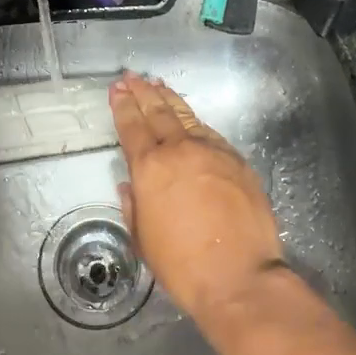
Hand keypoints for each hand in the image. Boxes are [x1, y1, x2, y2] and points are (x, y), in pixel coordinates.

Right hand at [110, 71, 284, 319]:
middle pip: (159, 112)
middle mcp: (180, 151)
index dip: (123, 105)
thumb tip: (130, 184)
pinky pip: (211, 134)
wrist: (239, 277)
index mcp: (151, 169)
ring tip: (158, 85)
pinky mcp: (238, 162)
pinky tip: (191, 120)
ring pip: (187, 116)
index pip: (132, 127)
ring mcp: (213, 152)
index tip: (116, 89)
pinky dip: (196, 122)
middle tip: (132, 77)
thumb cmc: (183, 266)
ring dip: (170, 99)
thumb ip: (134, 206)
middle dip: (143, 92)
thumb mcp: (143, 240)